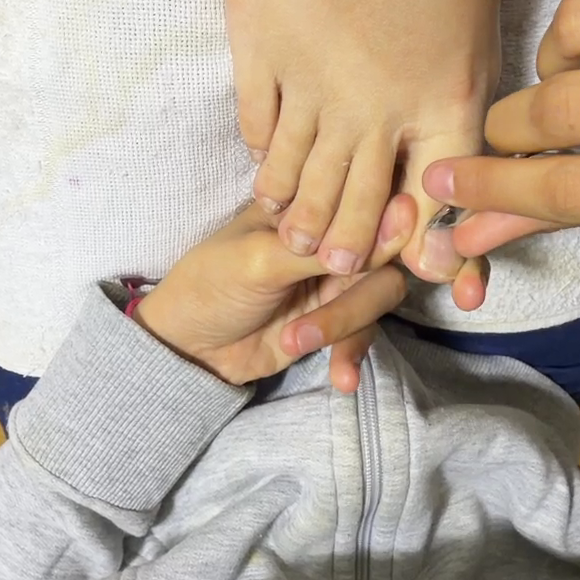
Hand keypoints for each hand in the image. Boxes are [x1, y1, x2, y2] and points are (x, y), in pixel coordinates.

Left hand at [133, 195, 416, 393]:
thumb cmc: (211, 285)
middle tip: (325, 316)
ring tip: (295, 342)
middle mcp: (330, 238)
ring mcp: (335, 280)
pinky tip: (341, 379)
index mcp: (309, 205)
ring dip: (343, 324)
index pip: (363, 200)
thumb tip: (390, 222)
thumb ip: (322, 247)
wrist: (189, 347)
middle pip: (383, 254)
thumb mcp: (261, 260)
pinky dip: (352, 354)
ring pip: (377, 296)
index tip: (380, 245)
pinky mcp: (335, 320)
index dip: (385, 221)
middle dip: (357, 292)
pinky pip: (363, 333)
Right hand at [226, 0, 547, 285]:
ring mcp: (311, 81)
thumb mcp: (475, 17)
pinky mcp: (261, 45)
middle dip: (344, 243)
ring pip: (297, 172)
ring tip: (290, 228)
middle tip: (328, 266)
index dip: (429, 247)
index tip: (428, 278)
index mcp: (442, 100)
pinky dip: (264, 149)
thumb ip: (452, 90)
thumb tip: (438, 140)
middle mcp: (374, 108)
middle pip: (351, 200)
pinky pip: (259, 121)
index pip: (431, 200)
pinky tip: (265, 159)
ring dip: (296, 207)